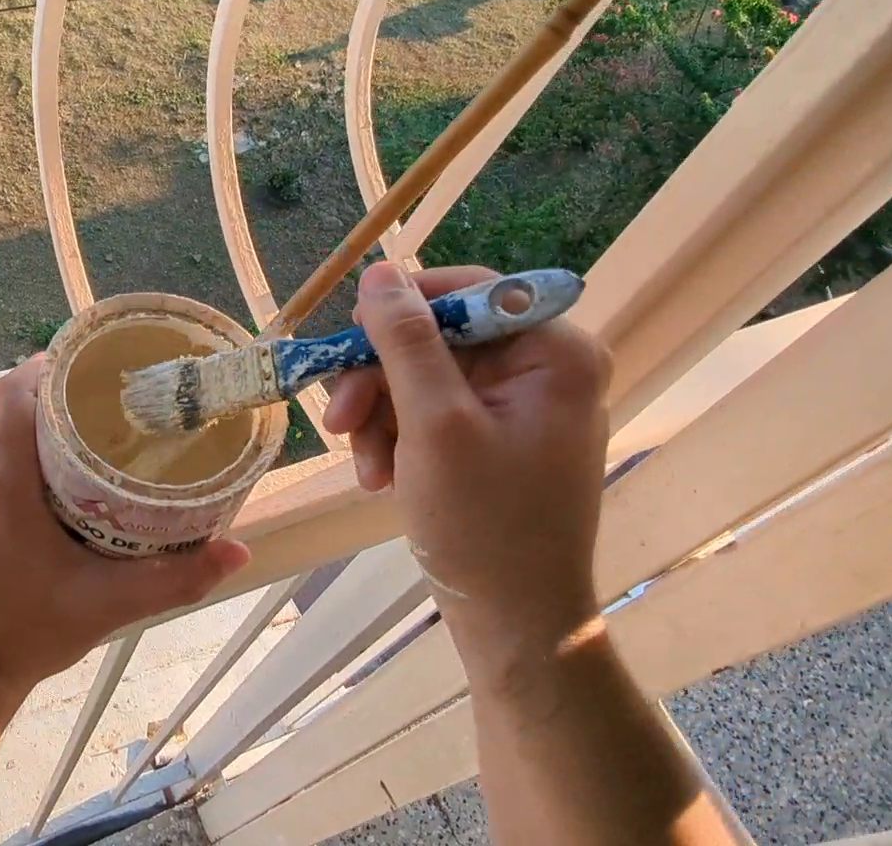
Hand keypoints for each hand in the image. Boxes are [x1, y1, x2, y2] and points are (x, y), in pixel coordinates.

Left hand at [0, 356, 251, 700]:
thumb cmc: (27, 632)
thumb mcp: (108, 605)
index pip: (15, 394)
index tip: (98, 366)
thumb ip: (175, 578)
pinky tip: (64, 468)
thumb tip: (238, 549)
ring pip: (0, 428)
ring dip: (40, 417)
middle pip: (10, 404)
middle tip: (113, 396)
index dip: (52, 366)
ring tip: (95, 425)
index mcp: (4, 482)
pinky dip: (24, 443)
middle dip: (57, 388)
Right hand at [323, 263, 611, 675]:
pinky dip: (396, 437)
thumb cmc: (483, 522)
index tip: (352, 336)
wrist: (512, 620)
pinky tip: (380, 476)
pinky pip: (430, 410)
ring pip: (423, 375)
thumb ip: (405, 341)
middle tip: (337, 419)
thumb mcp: (433, 423)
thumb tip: (379, 270)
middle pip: (437, 336)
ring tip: (363, 465)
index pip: (471, 289)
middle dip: (380, 379)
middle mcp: (542, 369)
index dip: (404, 305)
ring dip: (379, 415)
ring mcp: (516, 405)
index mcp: (554, 354)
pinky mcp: (492, 436)